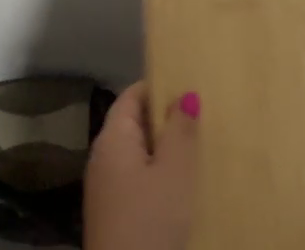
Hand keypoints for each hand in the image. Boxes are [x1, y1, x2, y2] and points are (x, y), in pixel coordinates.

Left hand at [84, 83, 200, 249]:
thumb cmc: (150, 220)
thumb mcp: (175, 172)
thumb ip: (180, 130)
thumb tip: (184, 94)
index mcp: (112, 139)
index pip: (132, 96)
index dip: (160, 86)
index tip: (190, 84)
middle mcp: (102, 157)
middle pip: (135, 123)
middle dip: (166, 119)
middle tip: (201, 116)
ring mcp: (105, 187)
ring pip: (138, 153)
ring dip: (165, 149)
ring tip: (198, 148)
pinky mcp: (113, 212)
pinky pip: (137, 178)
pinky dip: (158, 174)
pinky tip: (181, 186)